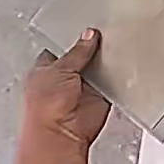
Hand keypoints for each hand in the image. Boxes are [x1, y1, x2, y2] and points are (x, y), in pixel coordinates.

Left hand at [23, 28, 110, 150]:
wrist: (61, 133)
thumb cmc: (45, 106)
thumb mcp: (60, 68)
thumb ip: (77, 52)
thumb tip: (88, 36)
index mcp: (46, 70)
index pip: (62, 50)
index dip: (73, 40)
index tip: (87, 30)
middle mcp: (64, 80)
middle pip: (82, 58)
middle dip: (91, 51)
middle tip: (101, 39)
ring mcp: (82, 88)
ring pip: (98, 69)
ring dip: (103, 64)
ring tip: (111, 51)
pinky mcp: (99, 97)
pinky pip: (111, 83)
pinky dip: (115, 77)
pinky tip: (118, 68)